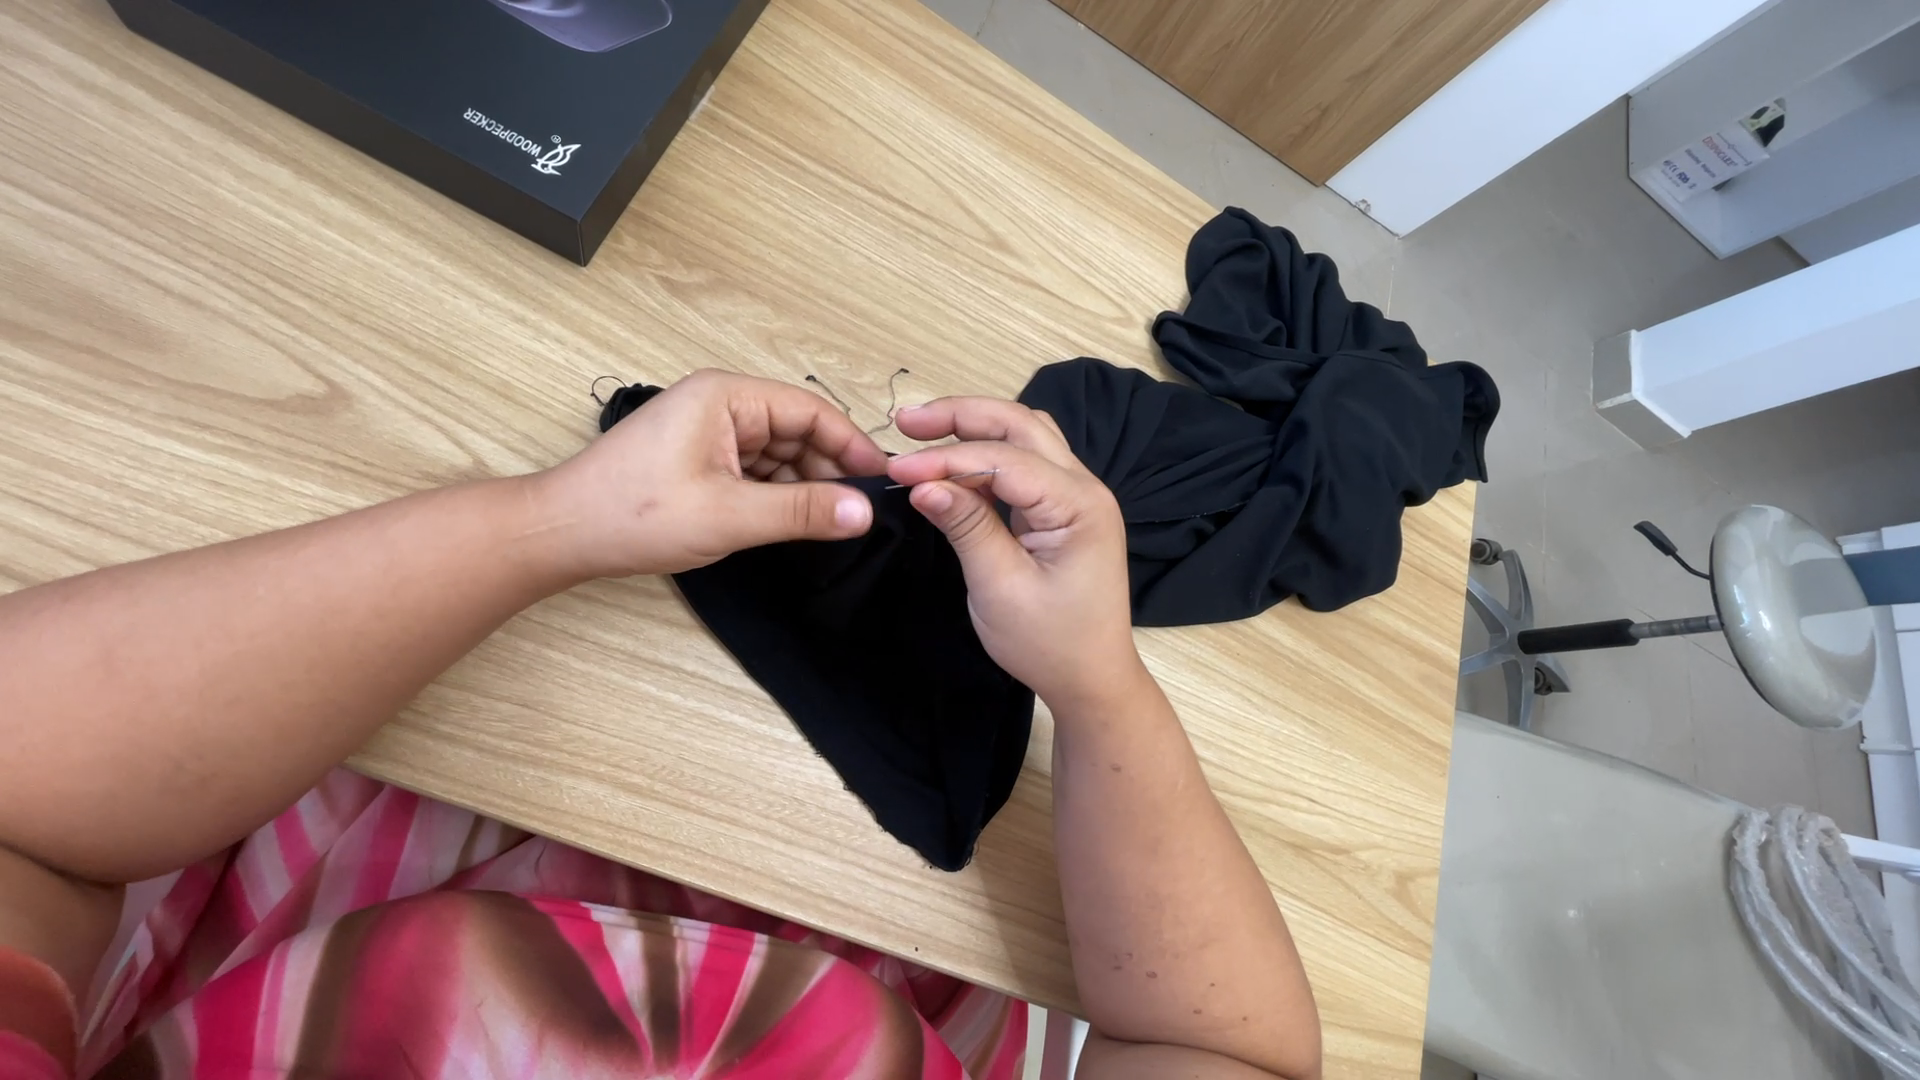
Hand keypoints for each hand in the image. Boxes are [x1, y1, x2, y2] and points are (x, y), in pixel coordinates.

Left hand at [531, 370, 887, 579]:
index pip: (810, 411)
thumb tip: (863, 513)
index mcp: (727, 397)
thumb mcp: (730, 515)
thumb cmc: (633, 515)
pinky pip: (761, 472)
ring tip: (834, 521)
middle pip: (799, 432)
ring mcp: (713, 434)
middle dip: (831, 469)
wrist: (562, 535)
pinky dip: (783, 495)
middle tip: (860, 511)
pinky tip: (800, 521)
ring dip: (808, 486)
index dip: (851, 444)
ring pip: (783, 455)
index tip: (880, 481)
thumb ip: (802, 511)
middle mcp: (723, 406)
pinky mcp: (706, 460)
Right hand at [888, 397, 1143, 708]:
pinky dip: (985, 458)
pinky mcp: (1061, 510)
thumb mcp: (1000, 588)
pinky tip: (952, 466)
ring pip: (1024, 437)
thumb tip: (922, 484)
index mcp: (1079, 505)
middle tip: (906, 422)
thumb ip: (966, 527)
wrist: (1091, 679)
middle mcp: (1084, 487)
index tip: (897, 471)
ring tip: (923, 434)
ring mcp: (1076, 496)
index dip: (947, 458)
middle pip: (1020, 425)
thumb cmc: (1050, 643)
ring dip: (975, 428)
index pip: (1004, 459)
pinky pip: (1024, 465)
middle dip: (962, 416)